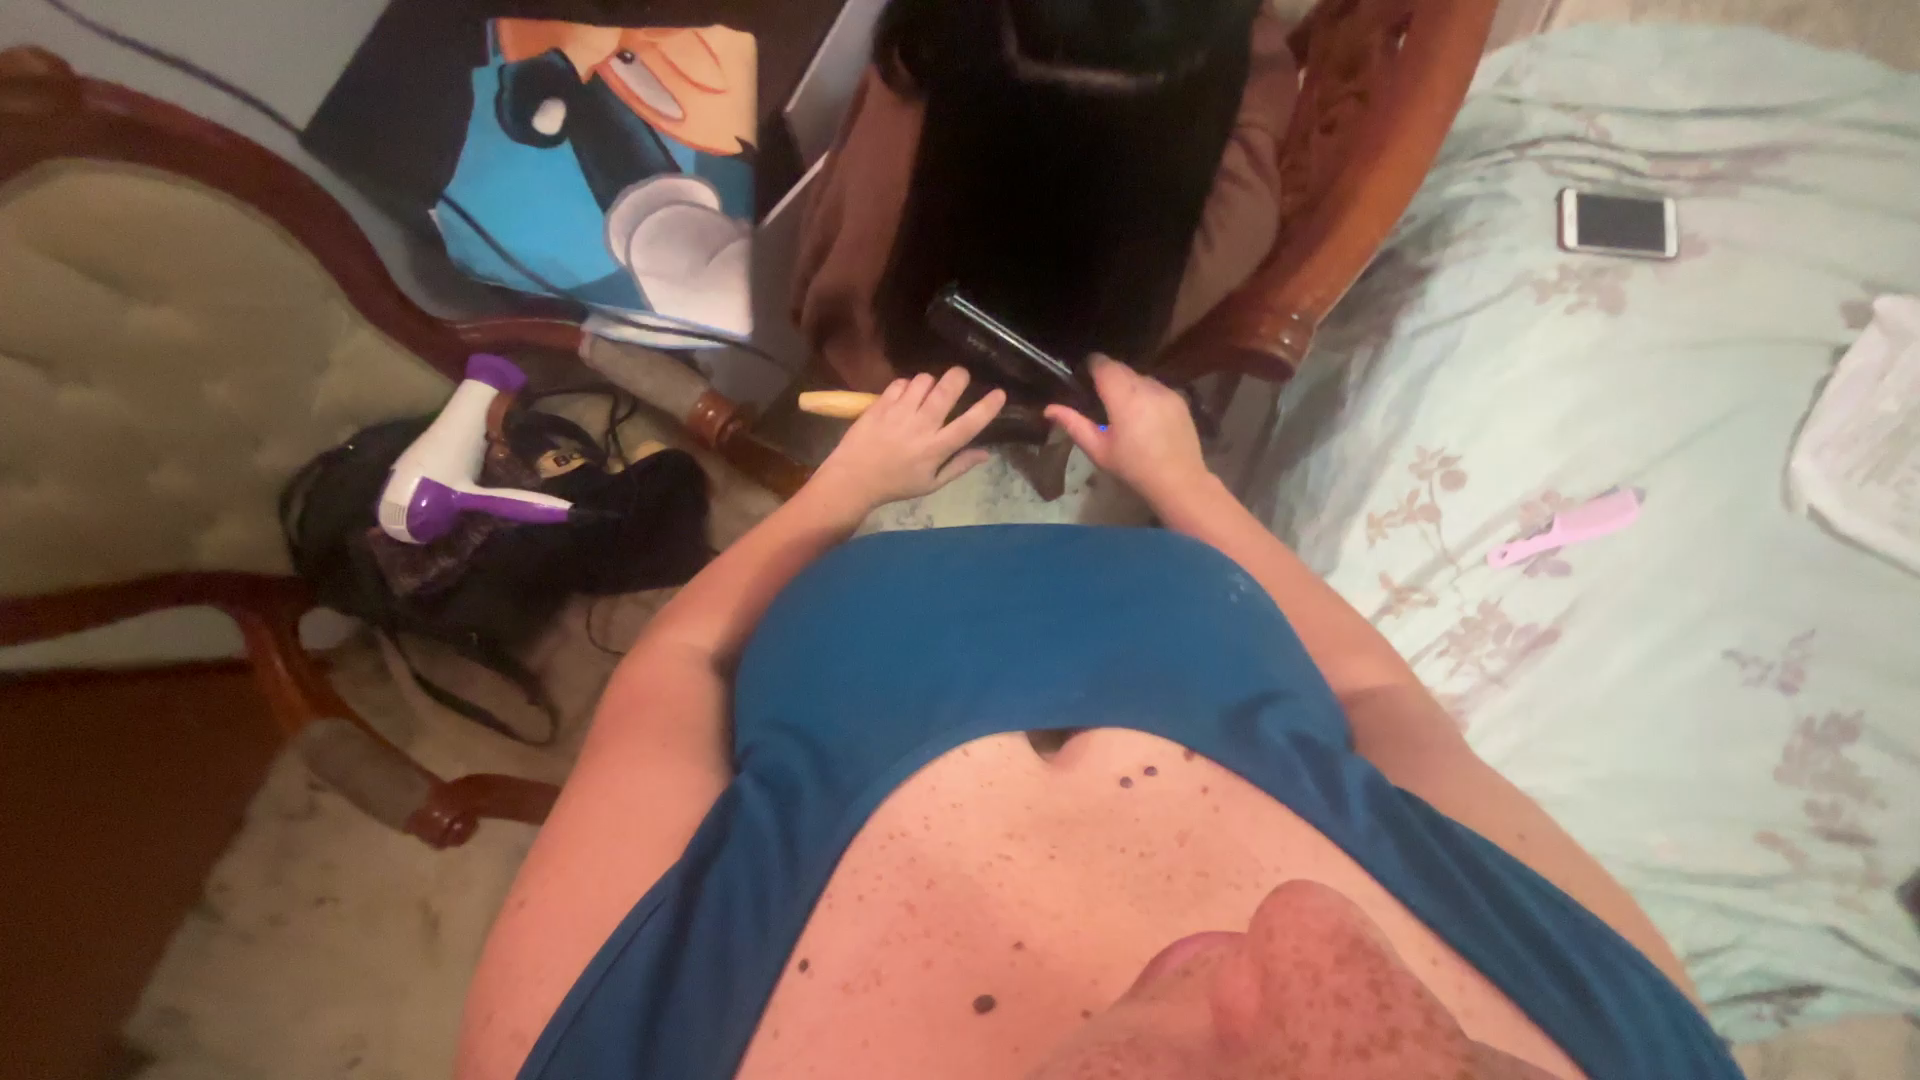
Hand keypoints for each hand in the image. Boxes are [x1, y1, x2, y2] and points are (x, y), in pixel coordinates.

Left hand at [808, 367, 1005, 513]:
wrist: (853, 479)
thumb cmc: (896, 485)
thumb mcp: (931, 484)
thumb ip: (959, 466)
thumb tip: (986, 453)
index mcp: (936, 449)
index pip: (969, 424)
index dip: (987, 407)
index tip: (1000, 393)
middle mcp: (920, 427)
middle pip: (946, 390)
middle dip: (959, 376)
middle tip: (960, 377)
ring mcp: (899, 413)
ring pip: (924, 380)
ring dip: (930, 382)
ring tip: (928, 392)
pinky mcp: (880, 405)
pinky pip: (901, 383)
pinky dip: (908, 385)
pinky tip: (906, 397)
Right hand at [1045, 355, 1211, 503]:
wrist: (1178, 480)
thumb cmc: (1133, 468)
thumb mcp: (1099, 450)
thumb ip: (1074, 425)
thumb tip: (1049, 409)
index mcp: (1123, 398)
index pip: (1104, 364)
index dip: (1091, 366)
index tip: (1083, 378)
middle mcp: (1146, 387)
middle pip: (1121, 368)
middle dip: (1108, 377)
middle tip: (1099, 399)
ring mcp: (1166, 391)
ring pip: (1139, 376)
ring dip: (1128, 385)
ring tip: (1122, 410)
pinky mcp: (1179, 398)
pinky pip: (1155, 387)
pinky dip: (1145, 394)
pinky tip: (1144, 416)